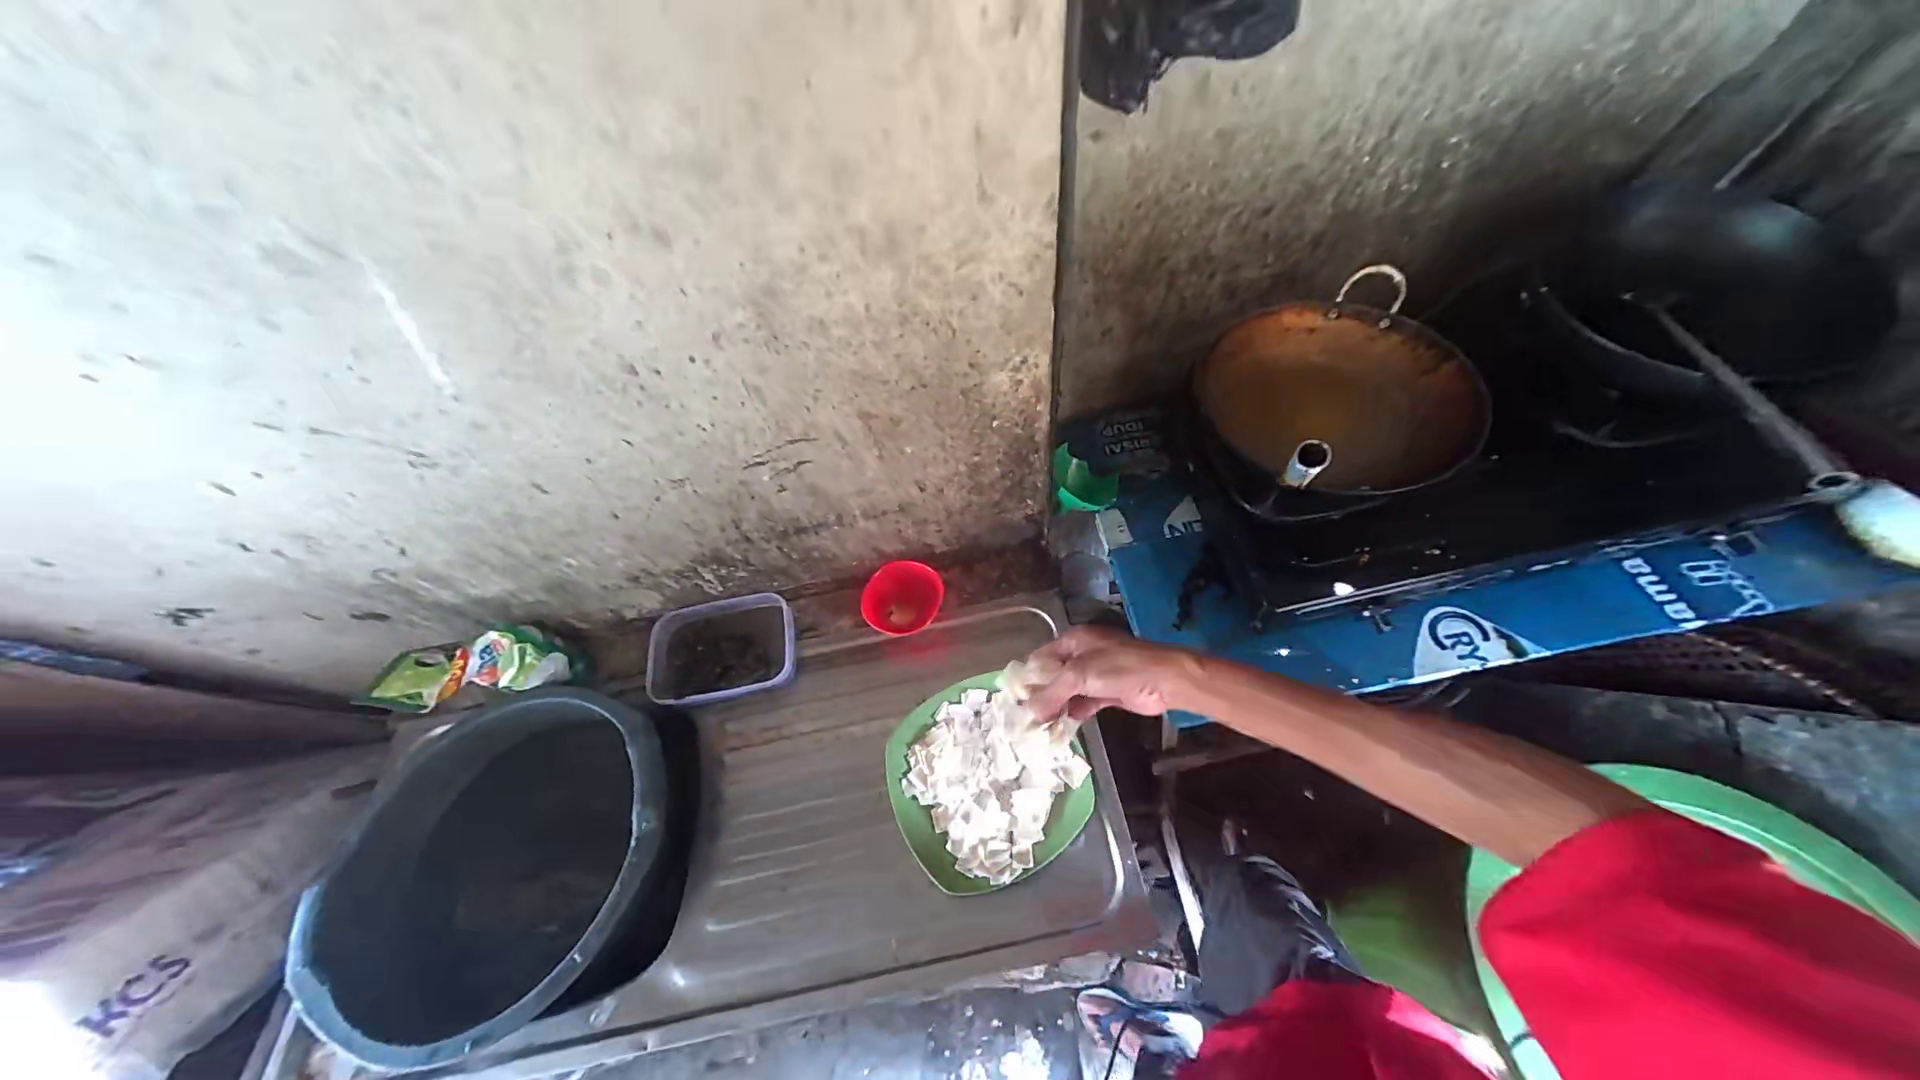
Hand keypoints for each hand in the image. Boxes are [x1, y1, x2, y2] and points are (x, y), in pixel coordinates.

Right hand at [1024, 625, 1204, 722]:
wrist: (1165, 680)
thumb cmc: (1120, 668)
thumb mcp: (1079, 675)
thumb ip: (1052, 693)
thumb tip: (1029, 712)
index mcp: (1074, 640)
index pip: (1042, 657)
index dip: (1029, 677)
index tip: (1016, 699)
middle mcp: (1083, 654)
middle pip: (1054, 675)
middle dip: (1041, 695)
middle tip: (1027, 717)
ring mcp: (1097, 674)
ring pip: (1069, 691)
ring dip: (1057, 707)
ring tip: (1040, 727)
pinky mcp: (1108, 692)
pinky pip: (1083, 702)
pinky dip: (1073, 713)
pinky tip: (1062, 727)